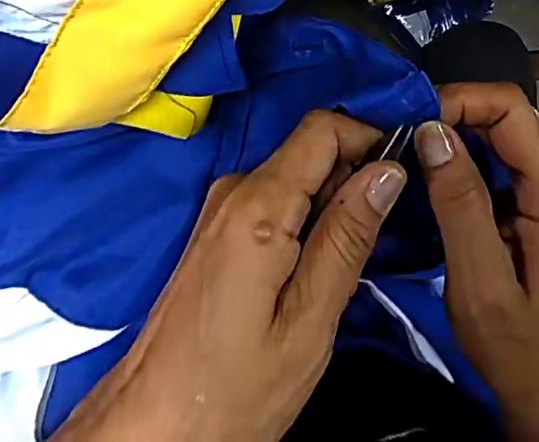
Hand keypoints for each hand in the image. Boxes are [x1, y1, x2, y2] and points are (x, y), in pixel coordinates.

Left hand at [54, 111, 407, 441]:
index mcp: (258, 208)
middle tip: (367, 237)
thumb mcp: (309, 321)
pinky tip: (308, 269)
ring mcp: (221, 211)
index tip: (395, 181)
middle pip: (313, 148)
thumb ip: (350, 235)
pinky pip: (278, 197)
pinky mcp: (218, 231)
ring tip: (338, 262)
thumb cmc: (229, 394)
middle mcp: (234, 193)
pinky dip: (306, 217)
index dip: (369, 140)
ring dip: (331, 201)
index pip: (325, 128)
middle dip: (353, 177)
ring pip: (299, 173)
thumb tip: (389, 170)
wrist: (144, 441)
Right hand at [418, 83, 538, 441]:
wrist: (532, 375)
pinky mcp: (524, 194)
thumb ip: (460, 203)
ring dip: (456, 125)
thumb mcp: (478, 280)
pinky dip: (460, 147)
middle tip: (406, 125)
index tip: (417, 116)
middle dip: (457, 109)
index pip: (514, 112)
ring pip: (500, 128)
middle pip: (509, 113)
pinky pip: (493, 151)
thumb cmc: (508, 340)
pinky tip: (431, 160)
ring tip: (411, 138)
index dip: (466, 101)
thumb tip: (433, 131)